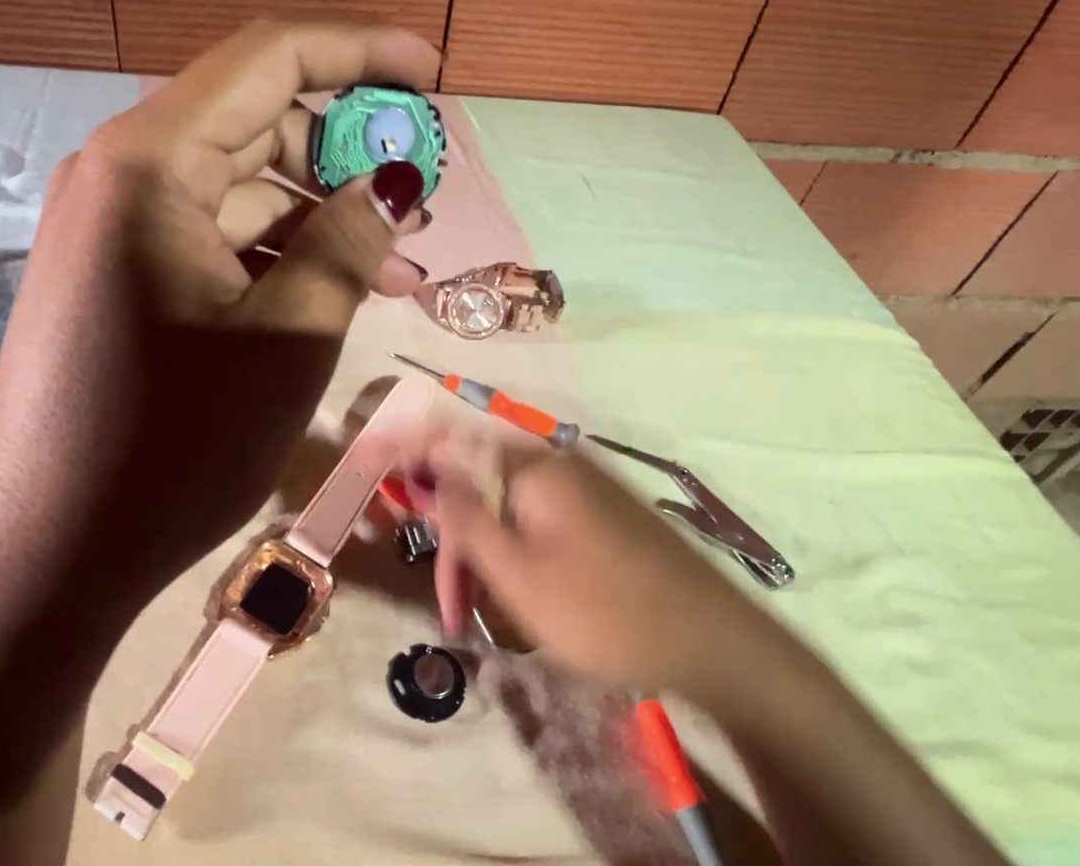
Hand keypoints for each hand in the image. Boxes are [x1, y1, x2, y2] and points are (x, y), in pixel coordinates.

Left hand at [48, 21, 443, 597]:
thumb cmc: (175, 444)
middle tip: (423, 200)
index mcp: (149, 162)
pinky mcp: (116, 278)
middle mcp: (120, 174)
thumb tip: (394, 185)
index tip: (434, 76)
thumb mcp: (288, 336)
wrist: (52, 555)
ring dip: (320, 214)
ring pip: (239, 187)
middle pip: (255, 121)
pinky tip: (335, 291)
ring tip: (400, 264)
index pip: (270, 57)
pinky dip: (277, 253)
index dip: (363, 52)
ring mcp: (112, 229)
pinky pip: (211, 237)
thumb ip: (348, 242)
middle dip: (348, 151)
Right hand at [404, 430, 771, 697]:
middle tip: (448, 603)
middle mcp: (558, 465)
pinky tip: (518, 597)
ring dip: (483, 556)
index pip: (452, 437)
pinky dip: (515, 555)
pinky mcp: (604, 517)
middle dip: (454, 538)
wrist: (714, 643)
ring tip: (478, 617)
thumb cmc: (604, 611)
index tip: (365, 457)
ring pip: (508, 510)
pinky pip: (539, 523)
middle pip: (479, 482)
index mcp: (533, 467)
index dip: (405, 445)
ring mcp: (586, 490)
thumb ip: (466, 516)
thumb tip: (430, 466)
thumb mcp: (518, 573)